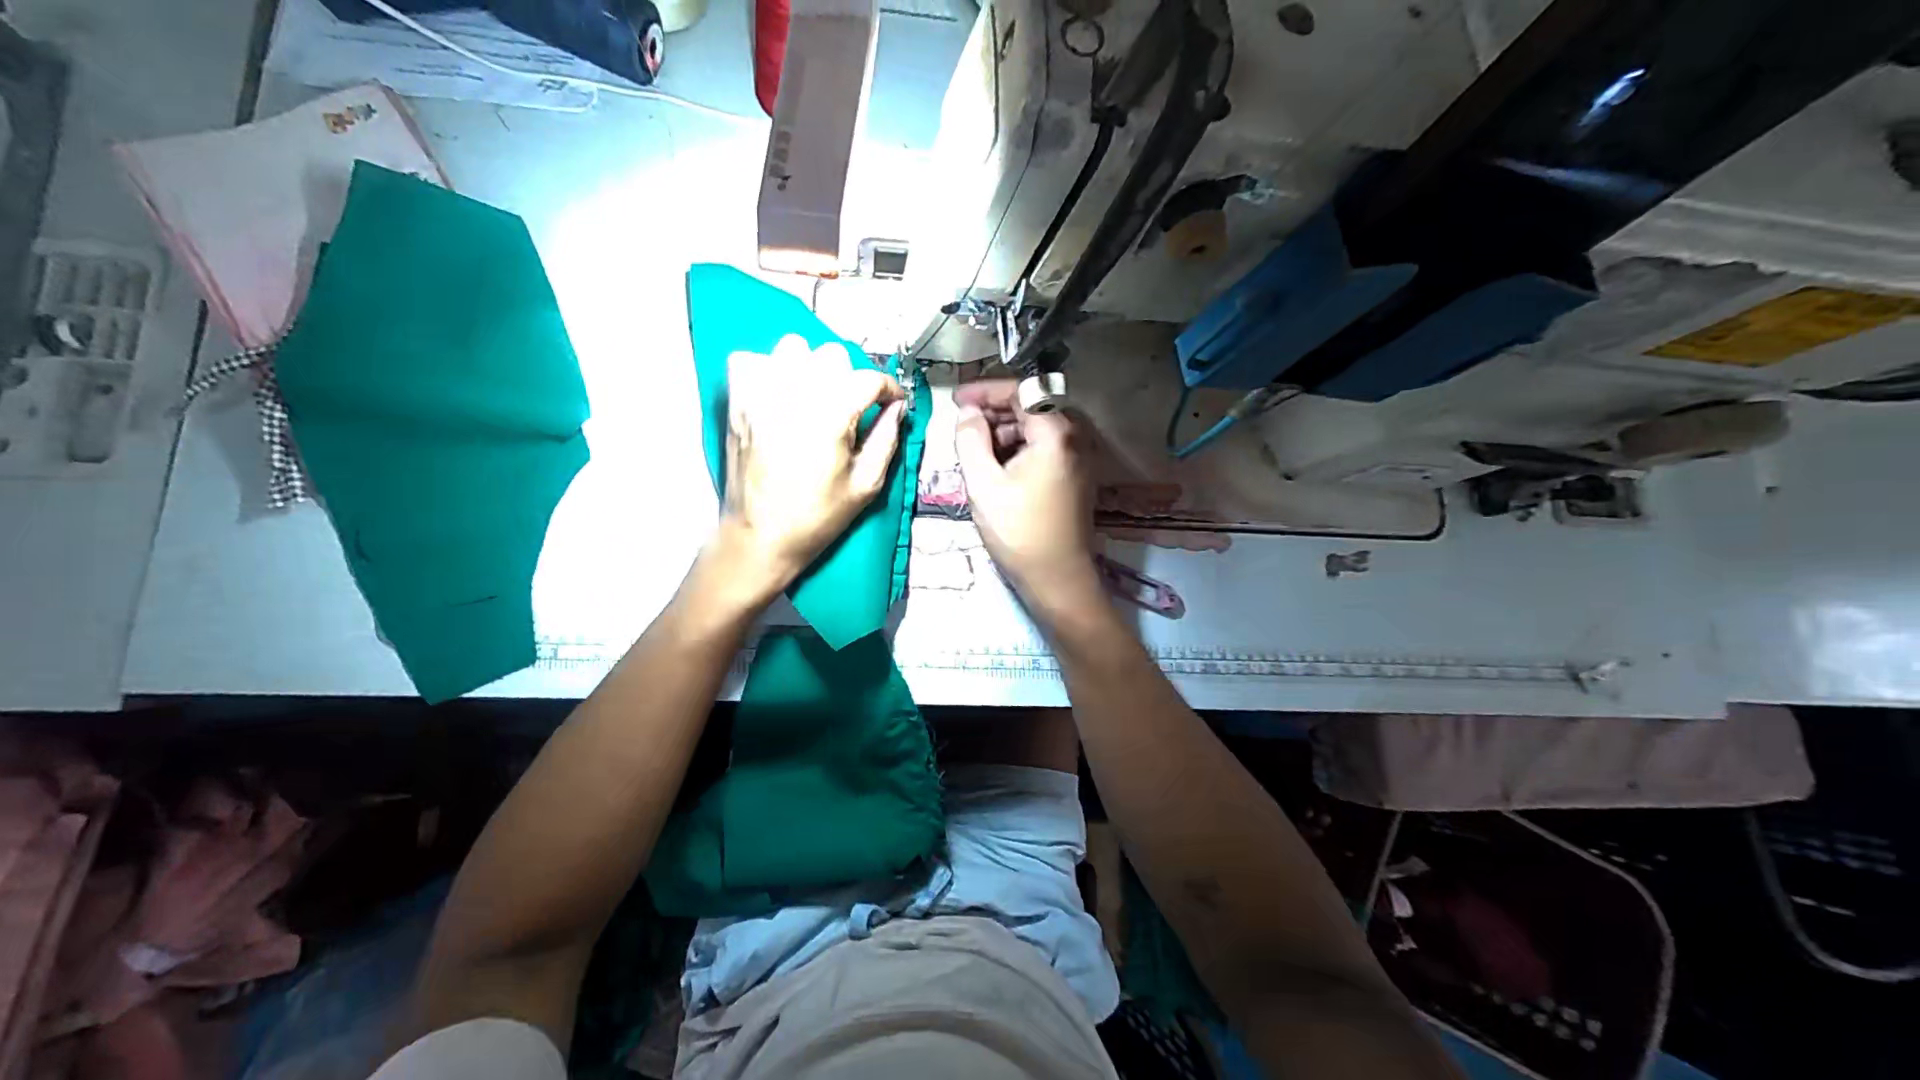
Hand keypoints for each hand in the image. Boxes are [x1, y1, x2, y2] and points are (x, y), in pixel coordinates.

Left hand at [711, 334, 904, 604]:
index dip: (888, 387)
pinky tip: (779, 393)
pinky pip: (750, 360)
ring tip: (814, 395)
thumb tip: (897, 408)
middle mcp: (794, 395)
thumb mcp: (866, 485)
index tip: (893, 401)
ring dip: (810, 366)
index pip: (868, 378)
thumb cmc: (817, 518)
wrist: (760, 537)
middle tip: (853, 405)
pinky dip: (768, 369)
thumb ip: (887, 439)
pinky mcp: (737, 403)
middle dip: (849, 376)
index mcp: (831, 416)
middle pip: (831, 355)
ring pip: (792, 348)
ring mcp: (760, 395)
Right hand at [953, 380, 1102, 618]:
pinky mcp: (1076, 475)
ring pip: (1036, 428)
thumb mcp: (983, 484)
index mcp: (1055, 432)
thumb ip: (970, 439)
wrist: (1058, 578)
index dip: (984, 391)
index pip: (1019, 391)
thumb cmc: (1019, 532)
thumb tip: (968, 413)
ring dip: (1004, 432)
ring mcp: (1079, 457)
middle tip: (961, 424)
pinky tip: (995, 465)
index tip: (956, 399)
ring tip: (974, 448)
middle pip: (1030, 407)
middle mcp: (1075, 437)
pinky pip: (1044, 448)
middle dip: (993, 411)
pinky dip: (1019, 448)